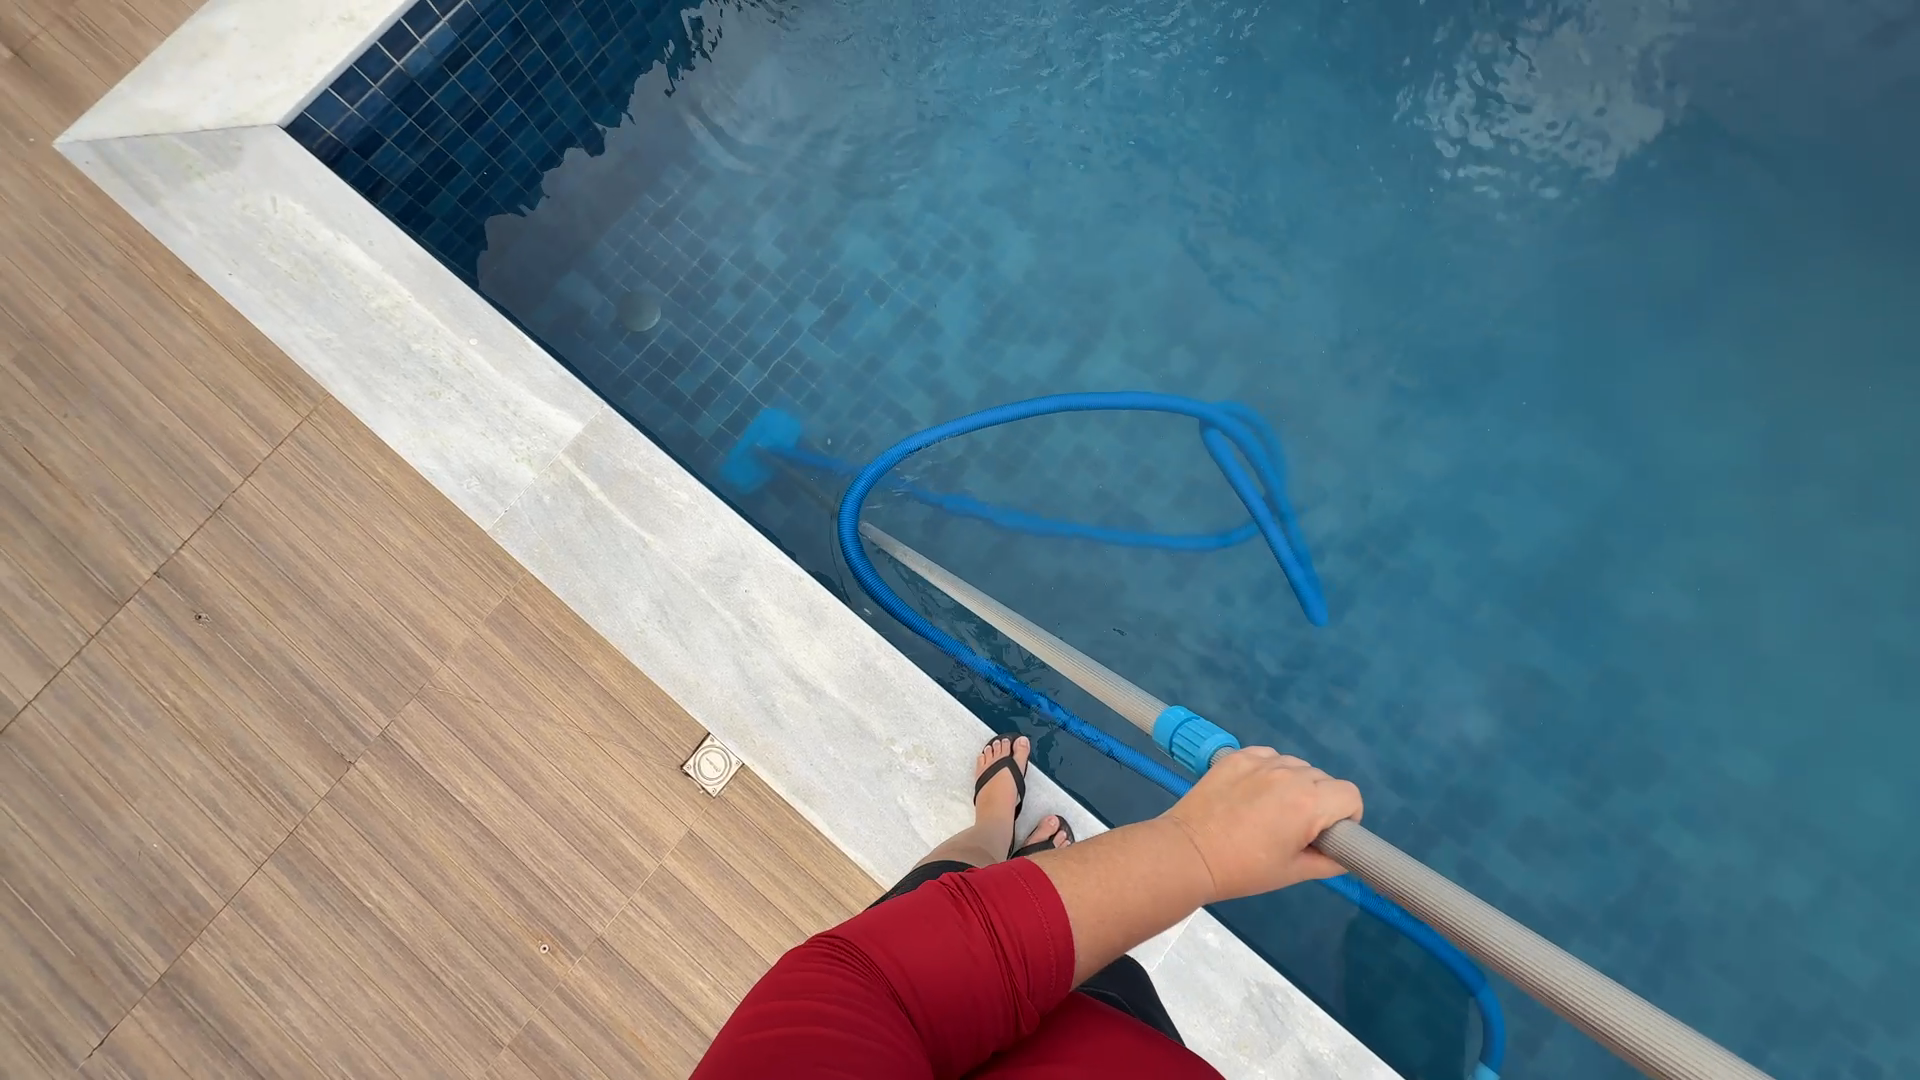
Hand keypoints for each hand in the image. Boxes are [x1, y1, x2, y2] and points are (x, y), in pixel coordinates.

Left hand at [1159, 747, 1361, 902]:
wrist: (1191, 851)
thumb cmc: (1245, 868)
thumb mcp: (1295, 872)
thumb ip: (1329, 860)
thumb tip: (1343, 853)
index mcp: (1308, 802)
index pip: (1350, 794)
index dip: (1347, 815)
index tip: (1329, 833)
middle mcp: (1287, 773)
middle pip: (1323, 778)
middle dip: (1321, 801)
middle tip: (1297, 826)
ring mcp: (1259, 761)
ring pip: (1295, 765)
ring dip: (1295, 783)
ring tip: (1272, 809)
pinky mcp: (1235, 756)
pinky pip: (1268, 756)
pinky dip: (1269, 770)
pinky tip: (1253, 792)